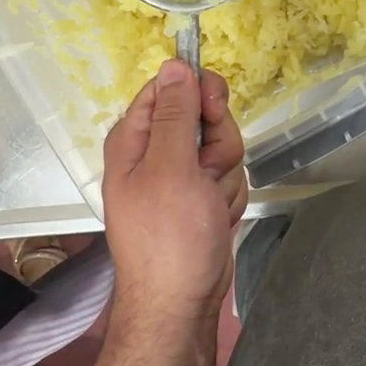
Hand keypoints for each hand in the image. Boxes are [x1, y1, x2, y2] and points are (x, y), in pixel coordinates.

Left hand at [101, 60, 248, 323]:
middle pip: (204, 115)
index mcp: (136, 138)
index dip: (197, 93)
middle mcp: (156, 152)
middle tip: (208, 168)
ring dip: (226, 173)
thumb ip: (176, 114)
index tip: (214, 109)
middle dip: (219, 141)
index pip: (170, 88)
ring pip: (223, 146)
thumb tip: (174, 64)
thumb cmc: (169, 236)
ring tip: (210, 203)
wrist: (182, 301)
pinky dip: (229, 194)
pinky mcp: (202, 196)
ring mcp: (181, 176)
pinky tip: (217, 216)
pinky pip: (229, 174)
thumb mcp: (171, 168)